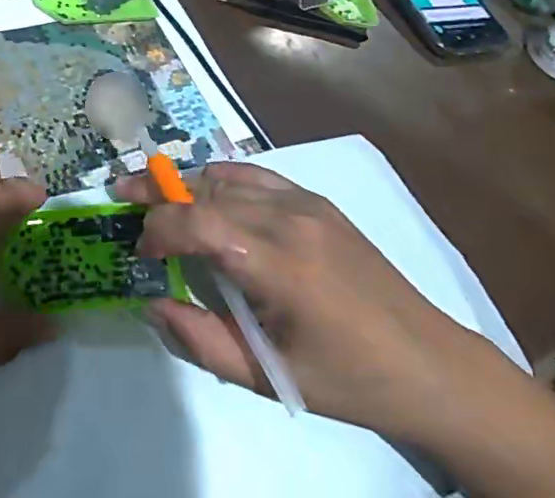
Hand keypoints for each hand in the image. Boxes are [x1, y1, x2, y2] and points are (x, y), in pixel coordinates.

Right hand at [116, 162, 509, 442]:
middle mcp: (290, 220)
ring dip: (185, 185)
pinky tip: (205, 190)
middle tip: (122, 198)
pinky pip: (256, 174)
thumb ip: (201, 341)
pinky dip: (221, 178)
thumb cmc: (348, 379)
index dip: (157, 229)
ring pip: (226, 177)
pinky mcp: (318, 202)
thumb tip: (151, 304)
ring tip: (154, 194)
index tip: (140, 252)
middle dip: (157, 193)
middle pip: (205, 190)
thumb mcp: (269, 377)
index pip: (198, 223)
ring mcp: (306, 204)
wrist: (432, 366)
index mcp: (280, 265)